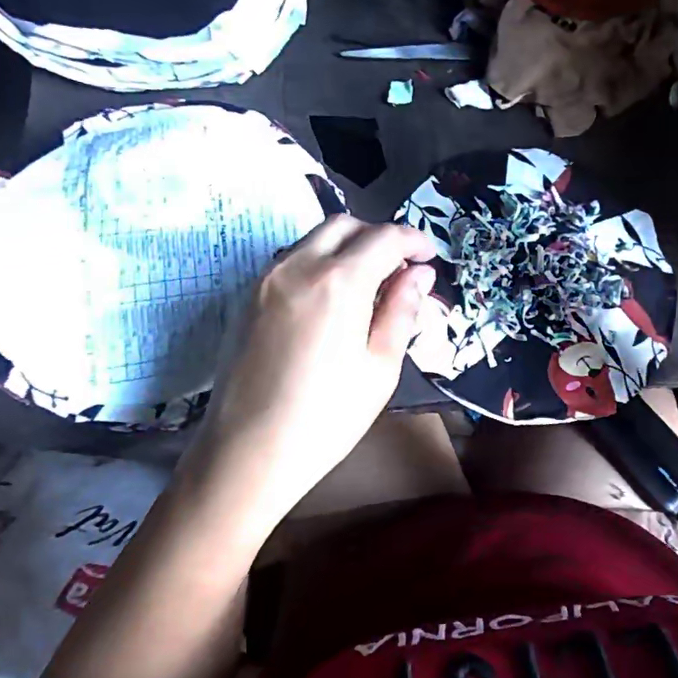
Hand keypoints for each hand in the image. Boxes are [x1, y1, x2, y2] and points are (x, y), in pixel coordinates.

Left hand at [201, 215, 436, 510]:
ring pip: (314, 239)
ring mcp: (265, 280)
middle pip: (345, 225)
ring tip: (370, 285)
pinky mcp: (246, 299)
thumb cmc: (326, 417)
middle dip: (379, 236)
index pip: (384, 237)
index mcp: (338, 282)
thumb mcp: (380, 367)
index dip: (414, 240)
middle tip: (401, 268)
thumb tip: (420, 274)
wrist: (248, 453)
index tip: (430, 256)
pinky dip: (320, 263)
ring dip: (348, 247)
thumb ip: (401, 310)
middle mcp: (297, 267)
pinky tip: (332, 301)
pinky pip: (291, 261)